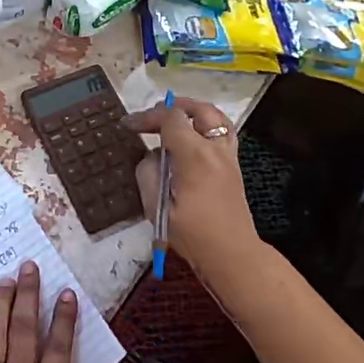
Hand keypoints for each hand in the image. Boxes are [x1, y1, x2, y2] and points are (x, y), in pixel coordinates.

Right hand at [125, 97, 262, 276]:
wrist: (231, 255)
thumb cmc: (192, 234)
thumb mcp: (156, 207)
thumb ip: (147, 174)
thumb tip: (150, 158)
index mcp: (195, 155)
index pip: (171, 119)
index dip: (147, 117)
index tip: (129, 126)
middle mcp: (216, 148)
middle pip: (199, 109)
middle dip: (173, 108)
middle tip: (152, 117)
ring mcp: (229, 156)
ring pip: (216, 117)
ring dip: (194, 113)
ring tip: (175, 120)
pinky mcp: (234, 166)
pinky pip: (223, 132)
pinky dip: (207, 126)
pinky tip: (192, 139)